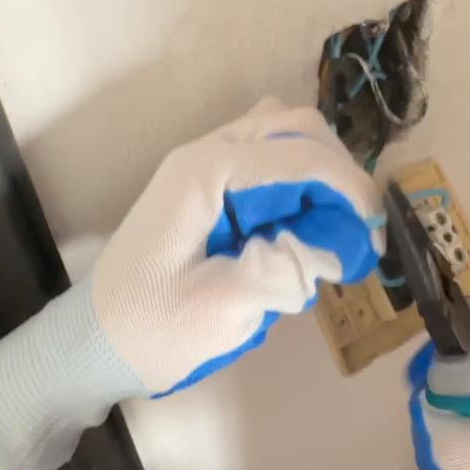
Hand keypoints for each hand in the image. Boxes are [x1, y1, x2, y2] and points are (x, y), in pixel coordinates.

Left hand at [0, 99, 383, 469]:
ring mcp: (202, 164)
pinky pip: (264, 156)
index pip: (296, 155)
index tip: (377, 231)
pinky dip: (296, 175)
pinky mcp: (206, 185)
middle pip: (291, 125)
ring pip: (279, 131)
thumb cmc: (149, 330)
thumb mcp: (220, 310)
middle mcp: (204, 153)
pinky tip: (302, 217)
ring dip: (318, 165)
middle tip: (357, 225)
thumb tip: (331, 246)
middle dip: (337, 168)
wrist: (92, 343)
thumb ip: (280, 270)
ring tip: (334, 218)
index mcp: (204, 173)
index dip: (349, 186)